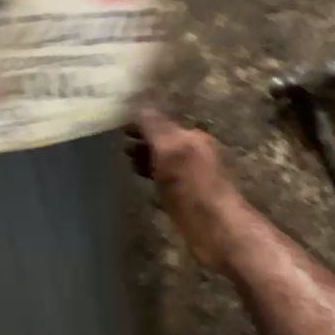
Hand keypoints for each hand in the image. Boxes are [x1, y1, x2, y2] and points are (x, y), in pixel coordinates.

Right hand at [133, 107, 242, 271]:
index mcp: (191, 137)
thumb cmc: (192, 186)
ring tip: (125, 161)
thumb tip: (137, 105)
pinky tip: (141, 183)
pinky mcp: (188, 198)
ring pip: (164, 160)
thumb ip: (154, 126)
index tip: (116, 123)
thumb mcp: (170, 150)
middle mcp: (193, 152)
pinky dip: (152, 177)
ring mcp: (191, 176)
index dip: (139, 121)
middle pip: (163, 140)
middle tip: (117, 143)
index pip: (160, 121)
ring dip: (146, 158)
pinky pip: (166, 181)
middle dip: (141, 139)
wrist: (217, 229)